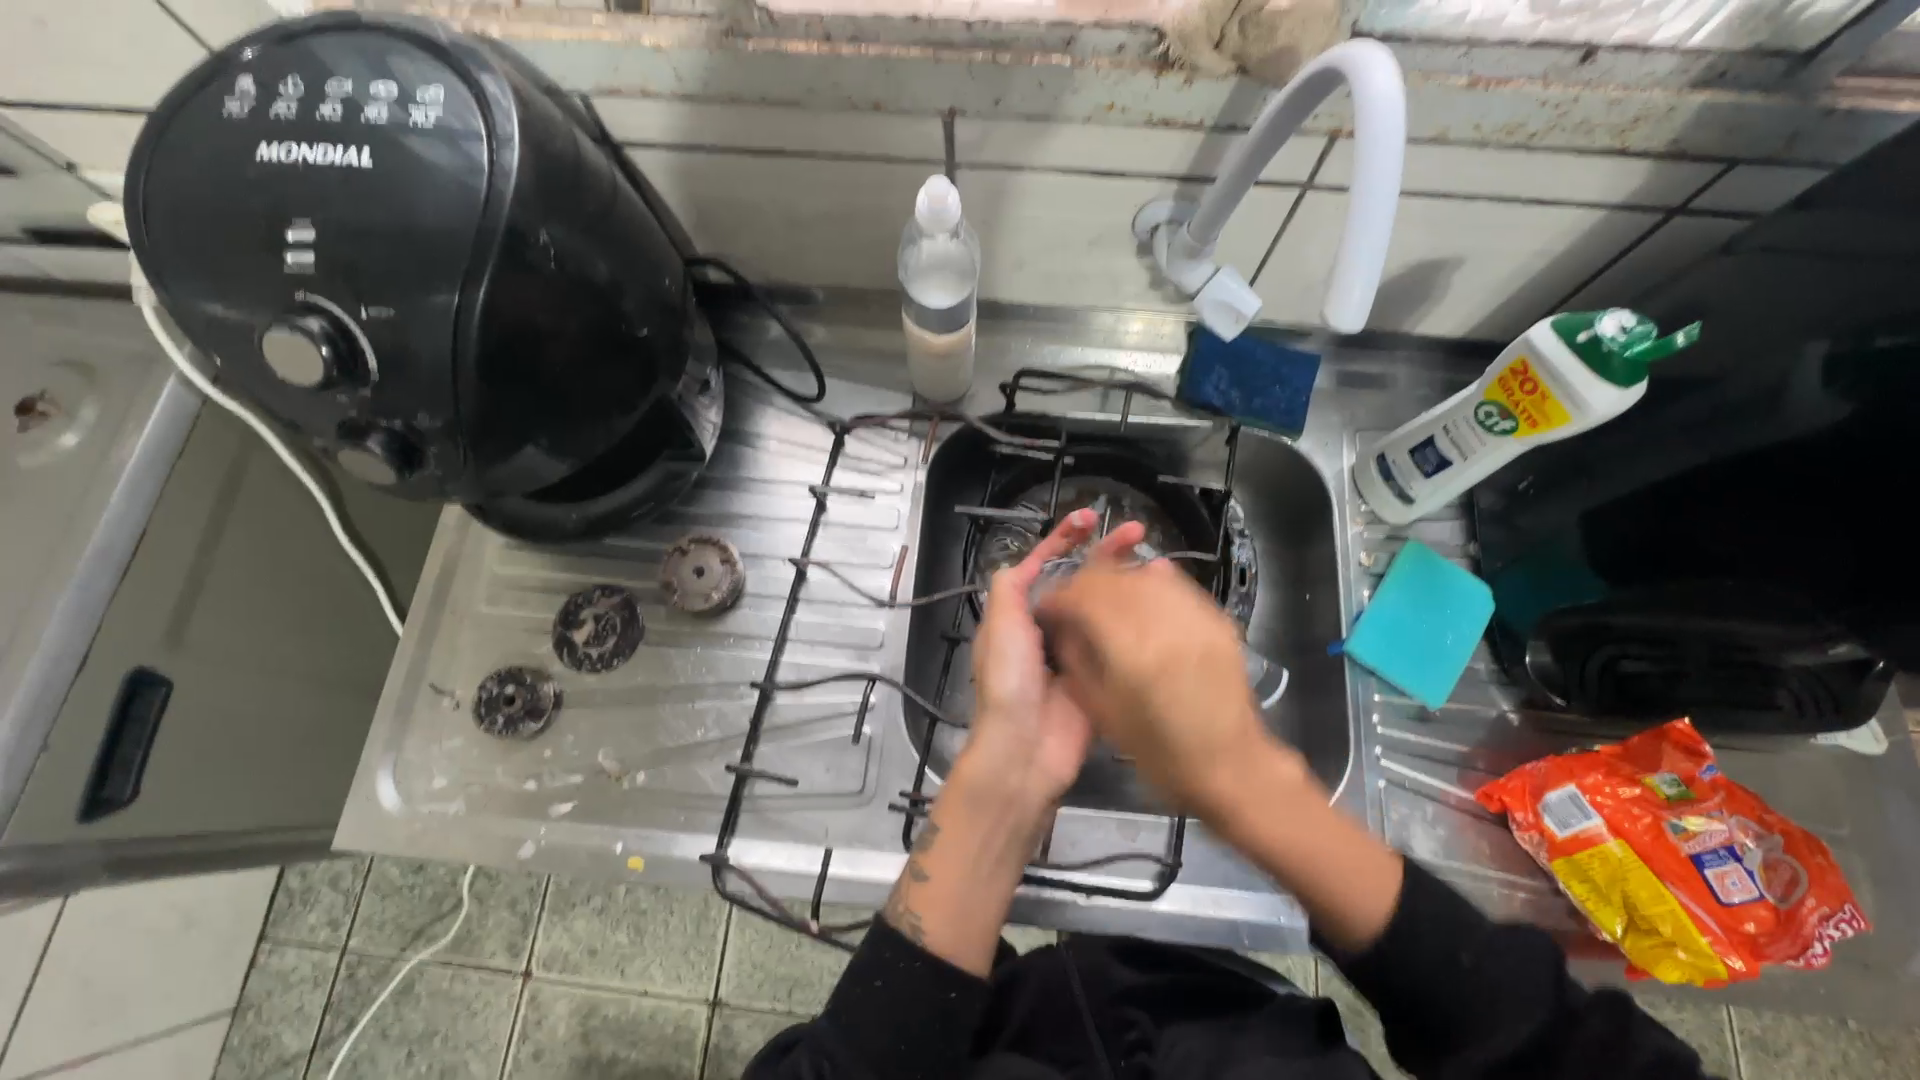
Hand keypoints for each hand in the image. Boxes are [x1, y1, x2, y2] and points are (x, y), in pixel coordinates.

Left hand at [962, 508, 1146, 807]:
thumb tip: (1024, 561)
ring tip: (1153, 561)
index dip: (1063, 538)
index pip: (1043, 565)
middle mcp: (1047, 630)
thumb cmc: (1009, 683)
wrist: (1026, 750)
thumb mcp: (1000, 627)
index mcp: (1018, 615)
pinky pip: (1116, 641)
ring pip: (1101, 608)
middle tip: (1137, 532)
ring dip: (1123, 583)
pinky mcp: (1098, 677)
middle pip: (1078, 582)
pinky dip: (1134, 621)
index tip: (1090, 517)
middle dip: (1104, 554)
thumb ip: (1010, 589)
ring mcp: (1075, 653)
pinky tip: (1156, 603)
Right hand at [1034, 550, 1310, 820]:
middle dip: (1083, 584)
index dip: (1058, 596)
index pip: (1083, 595)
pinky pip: (1175, 585)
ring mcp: (1196, 617)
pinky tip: (1138, 599)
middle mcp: (1165, 623)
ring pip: (1144, 573)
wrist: (1232, 766)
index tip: (1046, 607)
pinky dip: (1149, 584)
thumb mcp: (1102, 711)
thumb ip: (1076, 658)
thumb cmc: (1160, 751)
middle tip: (1070, 602)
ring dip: (1115, 581)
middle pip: (1112, 577)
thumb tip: (1060, 624)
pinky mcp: (1217, 619)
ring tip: (1104, 601)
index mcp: (1132, 651)